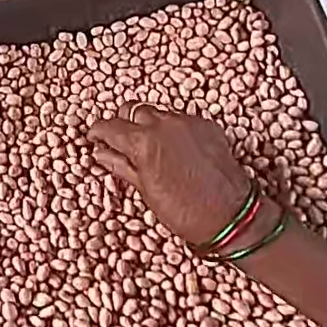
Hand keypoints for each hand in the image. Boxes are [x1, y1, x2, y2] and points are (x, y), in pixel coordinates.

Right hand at [88, 104, 264, 247]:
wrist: (231, 216)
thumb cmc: (187, 211)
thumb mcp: (145, 190)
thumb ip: (122, 165)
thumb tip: (102, 154)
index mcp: (142, 142)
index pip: (109, 126)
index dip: (98, 131)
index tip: (95, 137)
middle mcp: (163, 125)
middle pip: (131, 110)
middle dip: (122, 123)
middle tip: (120, 141)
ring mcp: (186, 123)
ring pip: (155, 112)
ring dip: (147, 124)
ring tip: (148, 146)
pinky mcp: (205, 125)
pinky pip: (180, 119)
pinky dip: (171, 129)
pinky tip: (173, 148)